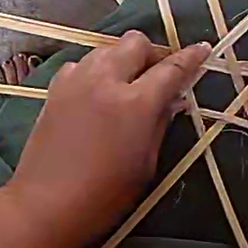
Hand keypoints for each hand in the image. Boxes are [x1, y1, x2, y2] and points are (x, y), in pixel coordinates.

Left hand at [5, 31, 209, 241]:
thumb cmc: (106, 195)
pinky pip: (81, 64)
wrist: (46, 204)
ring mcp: (76, 81)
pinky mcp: (55, 90)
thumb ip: (161, 123)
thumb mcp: (146, 164)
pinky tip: (96, 93)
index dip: (191, 57)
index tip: (202, 50)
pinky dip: (94, 71)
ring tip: (126, 84)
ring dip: (122, 59)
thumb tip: (173, 100)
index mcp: (136, 102)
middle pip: (135, 43)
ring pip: (106, 49)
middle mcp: (105, 80)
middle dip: (152, 54)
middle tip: (158, 75)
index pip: (172, 67)